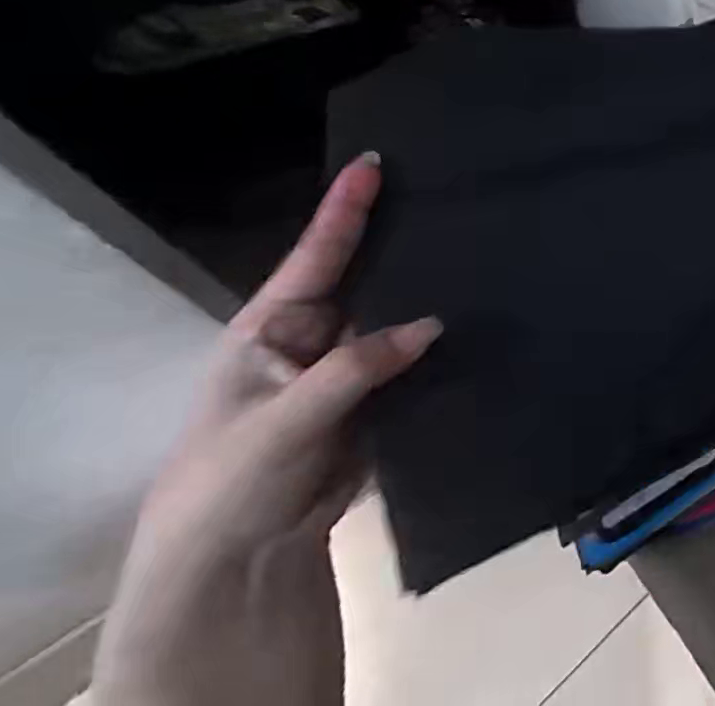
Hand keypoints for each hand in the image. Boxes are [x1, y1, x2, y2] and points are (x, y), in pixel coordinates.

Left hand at [91, 152, 440, 705]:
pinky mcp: (383, 396)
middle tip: (452, 197)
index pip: (317, 254)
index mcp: (274, 326)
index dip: (345, 208)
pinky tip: (482, 317)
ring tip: (481, 251)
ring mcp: (354, 365)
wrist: (245, 553)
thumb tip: (433, 325)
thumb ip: (354, 369)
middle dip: (403, 239)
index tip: (374, 161)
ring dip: (432, 291)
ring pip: (400, 317)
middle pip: (368, 276)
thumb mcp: (282, 419)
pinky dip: (445, 341)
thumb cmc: (232, 477)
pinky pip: (418, 358)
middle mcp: (318, 335)